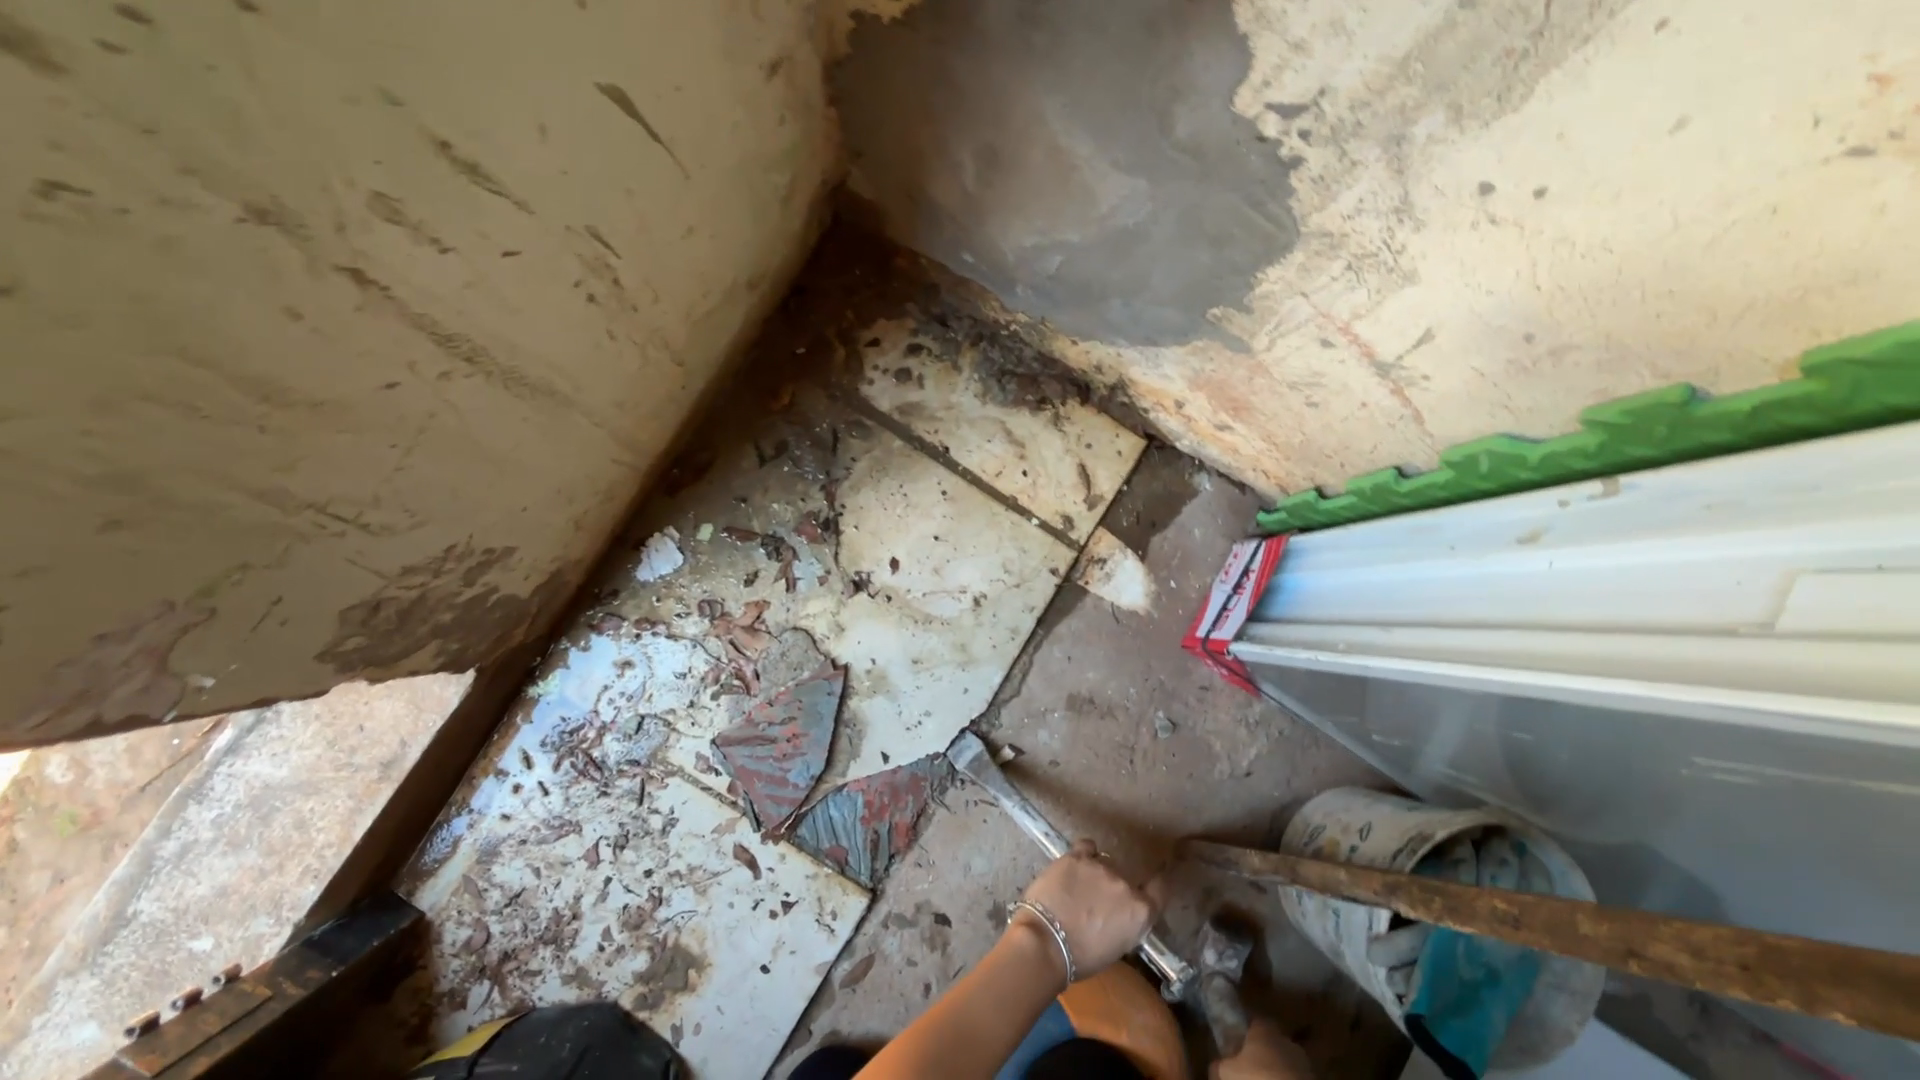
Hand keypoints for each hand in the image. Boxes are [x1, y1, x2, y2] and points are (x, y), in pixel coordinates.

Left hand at [1012, 839, 1161, 979]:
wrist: (1045, 943)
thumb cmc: (1081, 958)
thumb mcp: (1117, 947)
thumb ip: (1126, 923)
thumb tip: (1121, 913)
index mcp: (1141, 911)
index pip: (1160, 889)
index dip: (1153, 887)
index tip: (1145, 888)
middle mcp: (1125, 885)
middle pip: (1126, 878)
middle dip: (1113, 889)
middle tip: (1095, 903)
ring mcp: (1101, 867)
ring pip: (1105, 864)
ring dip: (1096, 875)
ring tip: (1077, 890)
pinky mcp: (1076, 857)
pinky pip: (1087, 847)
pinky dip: (1084, 854)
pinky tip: (1075, 865)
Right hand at [1212, 1019, 1312, 1079]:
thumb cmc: (1256, 1077)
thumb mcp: (1228, 1072)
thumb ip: (1219, 1065)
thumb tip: (1213, 1065)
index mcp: (1264, 1030)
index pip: (1256, 1020)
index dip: (1247, 1028)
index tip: (1239, 1037)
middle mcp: (1285, 1039)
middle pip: (1272, 1040)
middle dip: (1263, 1050)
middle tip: (1250, 1062)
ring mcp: (1302, 1060)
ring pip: (1286, 1059)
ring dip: (1278, 1067)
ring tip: (1265, 1075)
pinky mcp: (1313, 1077)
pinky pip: (1296, 1075)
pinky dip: (1288, 1078)